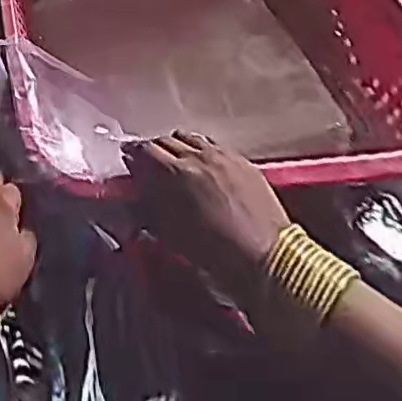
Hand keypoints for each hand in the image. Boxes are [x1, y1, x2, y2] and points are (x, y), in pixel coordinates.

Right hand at [125, 133, 289, 295]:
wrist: (272, 262)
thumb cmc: (217, 254)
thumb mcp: (172, 233)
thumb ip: (150, 205)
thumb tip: (135, 192)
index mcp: (177, 173)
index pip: (145, 150)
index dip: (133, 153)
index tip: (129, 159)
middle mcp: (198, 156)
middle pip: (166, 140)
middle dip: (154, 149)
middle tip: (150, 161)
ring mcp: (223, 156)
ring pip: (190, 138)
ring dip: (178, 146)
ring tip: (177, 160)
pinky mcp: (243, 162)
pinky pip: (214, 145)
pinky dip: (202, 150)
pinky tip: (203, 164)